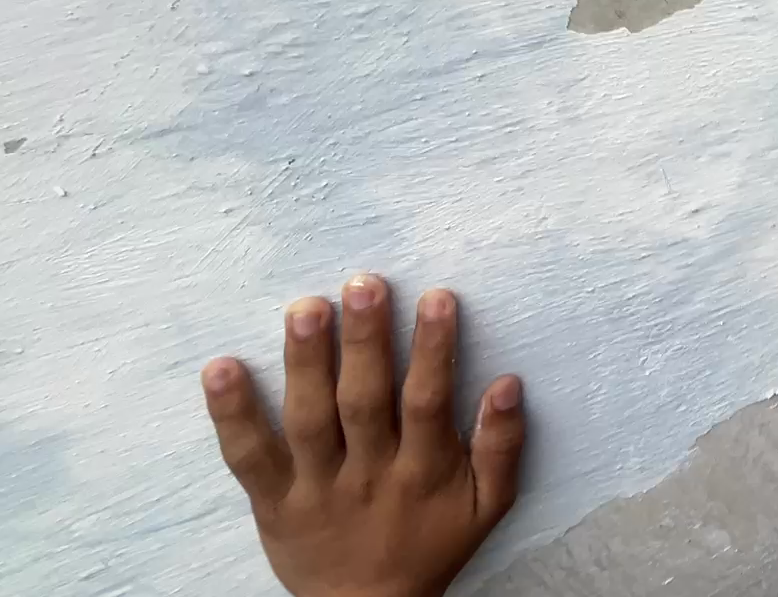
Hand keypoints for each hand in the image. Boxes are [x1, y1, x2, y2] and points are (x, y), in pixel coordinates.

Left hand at [200, 276, 525, 596]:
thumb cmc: (438, 543)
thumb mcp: (493, 502)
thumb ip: (505, 444)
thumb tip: (507, 383)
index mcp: (423, 468)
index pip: (427, 398)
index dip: (432, 346)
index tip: (435, 297)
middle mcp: (366, 472)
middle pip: (362, 400)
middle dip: (363, 339)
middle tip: (363, 284)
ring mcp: (313, 487)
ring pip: (306, 419)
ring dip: (304, 361)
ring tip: (305, 307)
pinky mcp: (271, 501)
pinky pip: (246, 457)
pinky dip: (230, 414)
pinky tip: (221, 368)